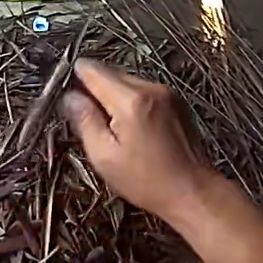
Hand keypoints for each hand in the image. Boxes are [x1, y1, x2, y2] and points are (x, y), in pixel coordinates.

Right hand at [60, 59, 218, 218]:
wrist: (194, 192)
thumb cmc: (146, 181)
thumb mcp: (105, 157)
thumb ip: (85, 120)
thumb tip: (69, 97)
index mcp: (131, 100)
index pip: (93, 70)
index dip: (75, 79)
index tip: (68, 97)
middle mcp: (151, 87)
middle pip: (111, 74)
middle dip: (96, 91)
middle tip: (90, 121)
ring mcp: (167, 92)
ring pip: (128, 82)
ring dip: (115, 97)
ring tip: (114, 130)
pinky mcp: (177, 101)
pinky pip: (145, 91)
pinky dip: (133, 103)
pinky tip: (134, 129)